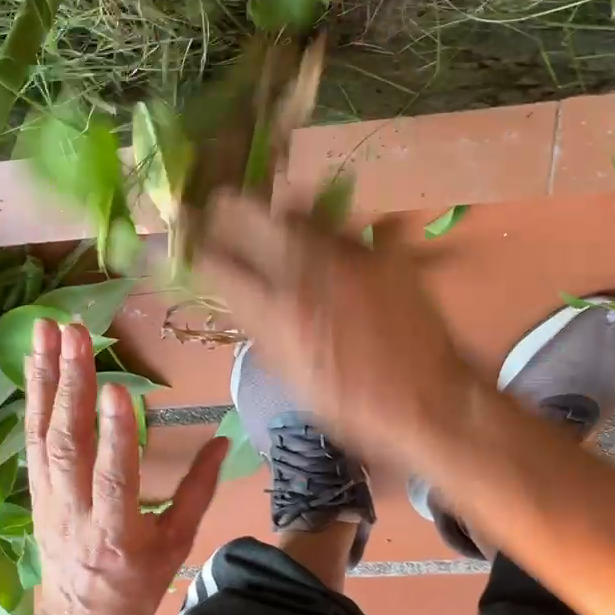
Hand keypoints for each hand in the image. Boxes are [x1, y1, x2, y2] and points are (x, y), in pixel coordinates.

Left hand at [24, 319, 225, 614]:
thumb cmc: (134, 586)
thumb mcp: (176, 546)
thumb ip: (197, 492)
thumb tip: (222, 442)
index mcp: (116, 531)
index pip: (113, 477)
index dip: (114, 434)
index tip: (118, 388)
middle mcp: (74, 510)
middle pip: (69, 443)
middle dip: (72, 384)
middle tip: (75, 332)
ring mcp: (47, 498)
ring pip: (43, 434)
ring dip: (45, 379)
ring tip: (46, 330)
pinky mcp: (34, 489)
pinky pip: (31, 439)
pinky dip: (32, 397)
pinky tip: (35, 363)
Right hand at [196, 194, 480, 461]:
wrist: (429, 402)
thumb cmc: (354, 407)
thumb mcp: (292, 377)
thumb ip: (261, 330)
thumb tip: (240, 299)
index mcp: (277, 309)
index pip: (217, 262)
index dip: (194, 247)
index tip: (185, 239)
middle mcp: (308, 270)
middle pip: (253, 215)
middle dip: (226, 209)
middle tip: (218, 207)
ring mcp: (350, 254)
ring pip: (300, 210)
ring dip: (278, 211)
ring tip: (271, 215)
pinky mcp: (385, 252)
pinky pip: (351, 226)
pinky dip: (332, 229)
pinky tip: (331, 240)